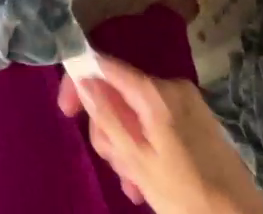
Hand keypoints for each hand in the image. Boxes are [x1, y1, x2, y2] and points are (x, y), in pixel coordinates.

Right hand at [59, 54, 262, 213]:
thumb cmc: (187, 196)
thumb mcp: (138, 161)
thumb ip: (108, 117)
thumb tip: (84, 77)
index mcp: (155, 93)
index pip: (104, 66)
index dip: (79, 83)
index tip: (67, 112)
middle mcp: (171, 88)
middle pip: (119, 94)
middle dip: (109, 130)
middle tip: (114, 164)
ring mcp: (186, 104)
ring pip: (135, 115)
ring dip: (126, 147)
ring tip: (134, 184)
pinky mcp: (196, 122)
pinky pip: (155, 126)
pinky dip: (145, 149)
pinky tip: (147, 184)